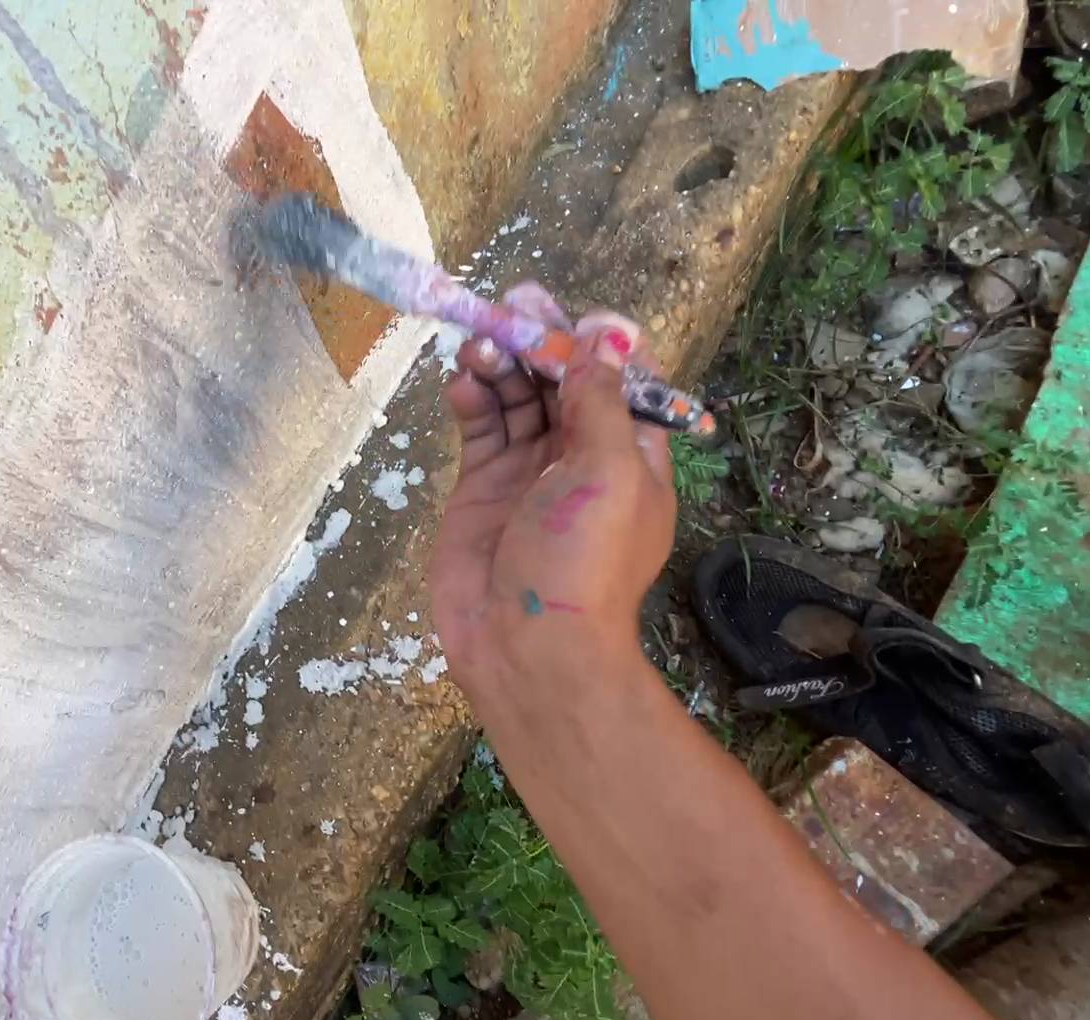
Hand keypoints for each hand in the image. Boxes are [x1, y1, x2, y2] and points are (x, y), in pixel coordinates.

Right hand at [427, 288, 675, 716]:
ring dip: (499, 366)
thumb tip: (604, 332)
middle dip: (536, 341)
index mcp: (628, 453)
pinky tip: (461, 383)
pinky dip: (471, 401)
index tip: (565, 315)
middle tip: (507, 304)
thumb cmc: (581, 560)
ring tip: (476, 344)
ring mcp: (527, 472)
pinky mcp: (481, 487)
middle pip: (559, 380)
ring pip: (515, 400)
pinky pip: (479, 430)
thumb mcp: (606, 472)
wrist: (523, 644)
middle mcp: (579, 456)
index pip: (619, 379)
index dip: (593, 342)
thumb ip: (600, 399)